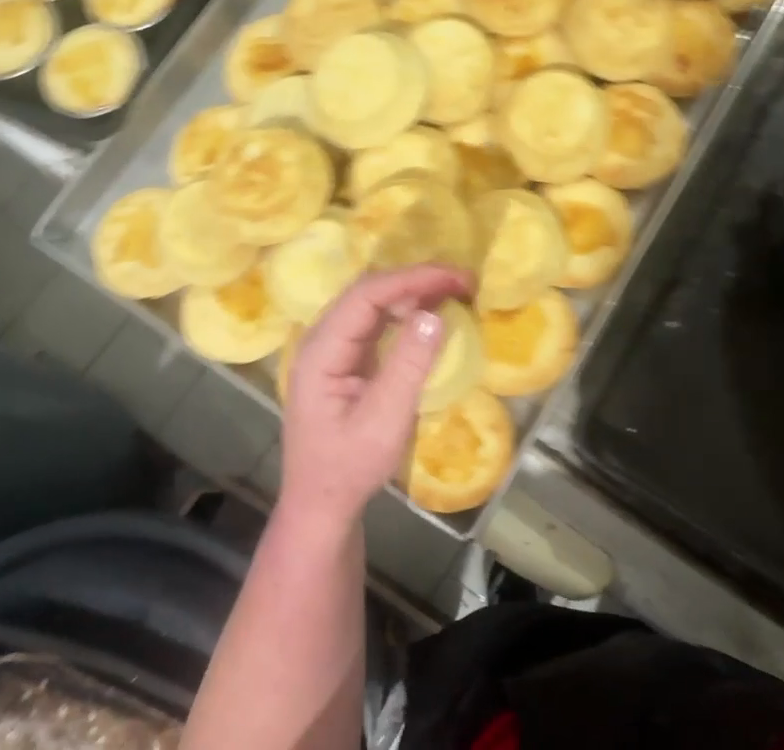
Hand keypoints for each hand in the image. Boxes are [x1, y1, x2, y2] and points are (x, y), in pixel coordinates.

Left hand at [278, 264, 473, 526]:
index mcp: (320, 351)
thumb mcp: (384, 420)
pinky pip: (375, 325)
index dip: (412, 279)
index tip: (455, 277)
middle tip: (463, 281)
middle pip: (367, 293)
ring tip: (454, 291)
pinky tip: (430, 316)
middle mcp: (321, 342)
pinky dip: (405, 315)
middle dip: (415, 280)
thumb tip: (434, 314)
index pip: (365, 296)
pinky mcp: (345, 363)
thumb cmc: (349, 468)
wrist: (321, 506)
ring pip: (372, 306)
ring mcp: (331, 352)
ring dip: (411, 294)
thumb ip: (408, 365)